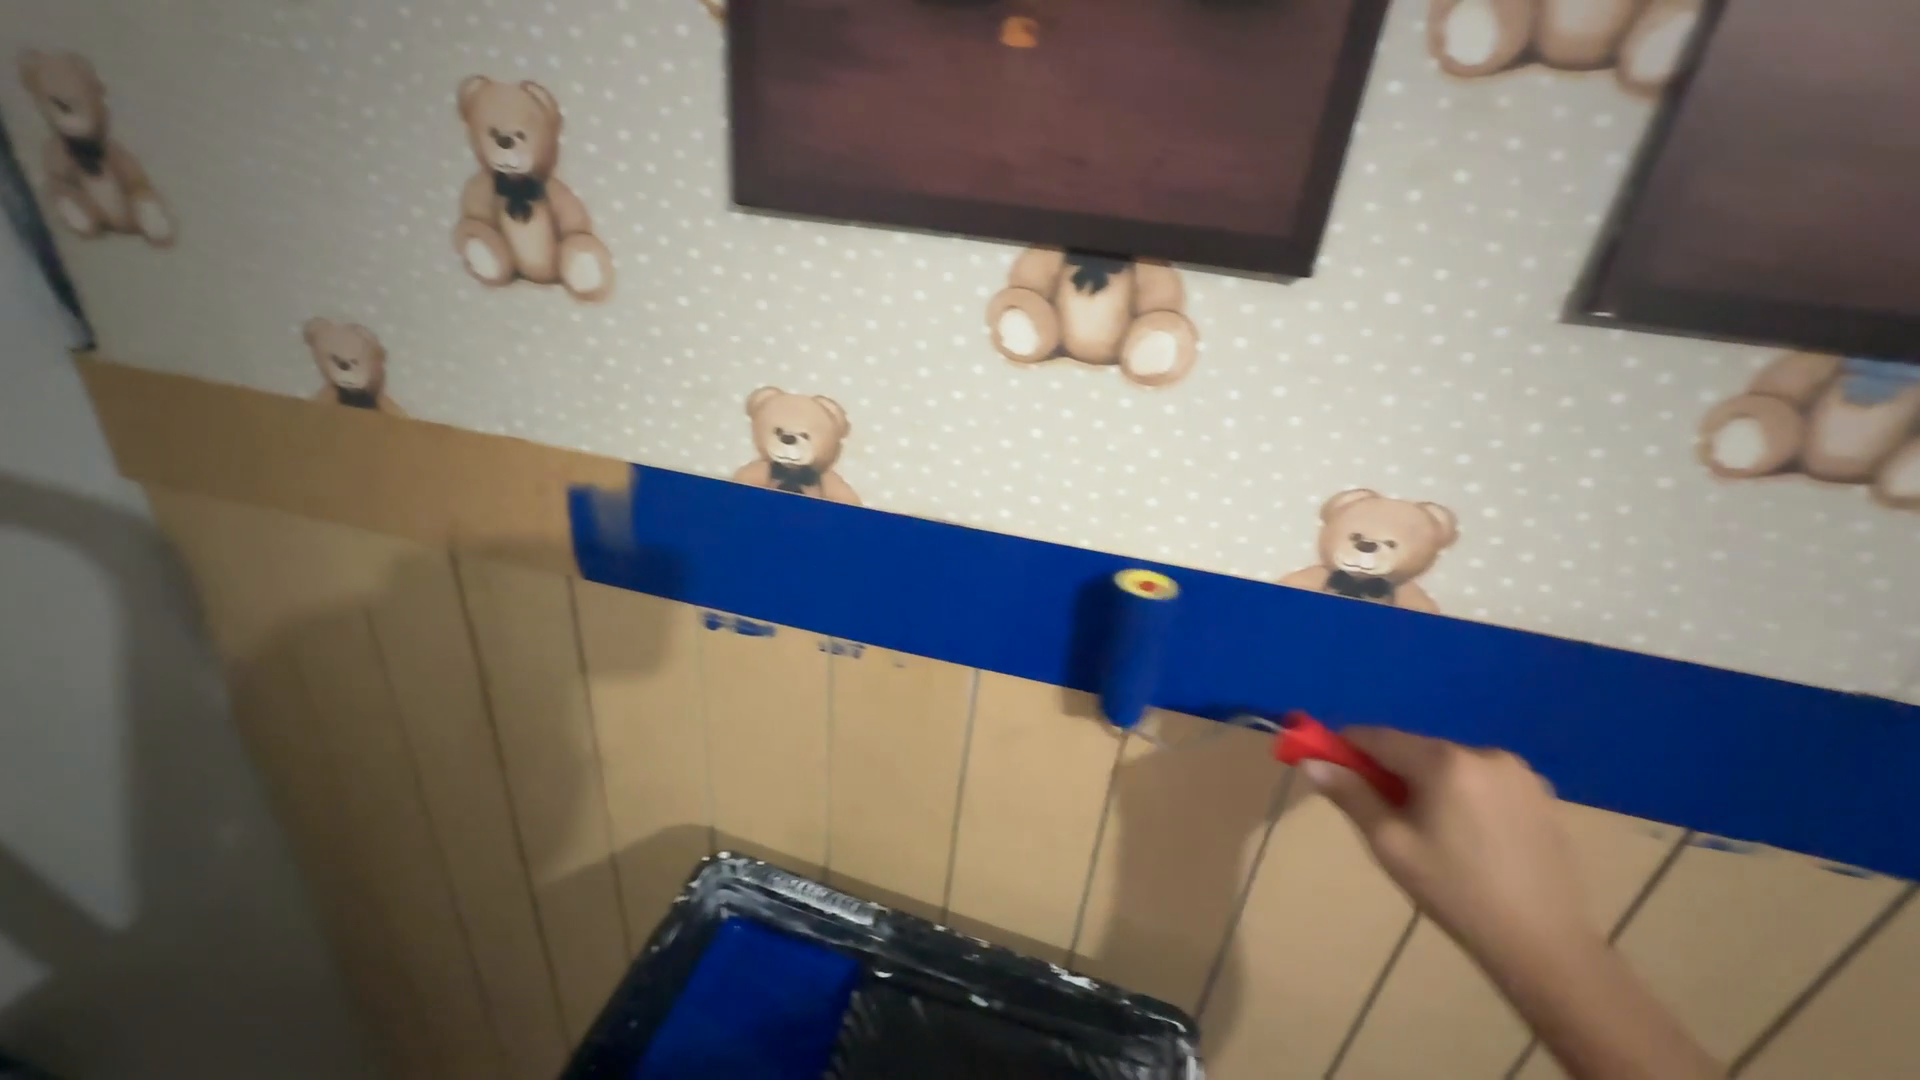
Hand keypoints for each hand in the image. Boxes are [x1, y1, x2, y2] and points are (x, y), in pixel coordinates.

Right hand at [1300, 728, 1599, 969]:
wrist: (1545, 945)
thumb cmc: (1455, 892)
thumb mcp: (1389, 844)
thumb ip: (1350, 795)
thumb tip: (1311, 762)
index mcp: (1444, 761)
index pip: (1377, 736)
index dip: (1345, 747)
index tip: (1327, 767)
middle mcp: (1484, 753)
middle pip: (1415, 750)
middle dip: (1390, 772)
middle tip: (1382, 815)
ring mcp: (1520, 773)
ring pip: (1449, 765)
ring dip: (1428, 784)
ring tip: (1431, 833)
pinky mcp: (1543, 796)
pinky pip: (1483, 782)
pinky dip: (1463, 796)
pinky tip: (1469, 838)